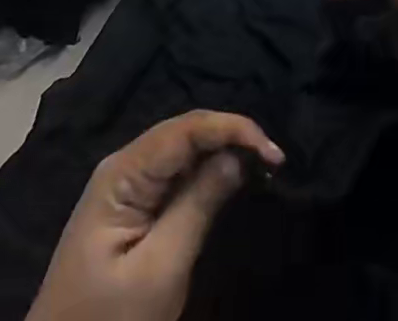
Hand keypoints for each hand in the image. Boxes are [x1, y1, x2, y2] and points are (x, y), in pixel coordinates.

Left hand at [26, 111, 283, 320]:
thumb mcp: (160, 268)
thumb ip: (199, 204)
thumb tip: (238, 156)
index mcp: (122, 173)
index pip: (188, 128)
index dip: (235, 129)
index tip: (275, 154)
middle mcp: (124, 165)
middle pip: (188, 129)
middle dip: (234, 134)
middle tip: (274, 159)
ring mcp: (128, 183)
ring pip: (186, 145)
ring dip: (225, 147)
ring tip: (262, 163)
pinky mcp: (135, 202)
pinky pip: (179, 168)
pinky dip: (211, 166)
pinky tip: (233, 174)